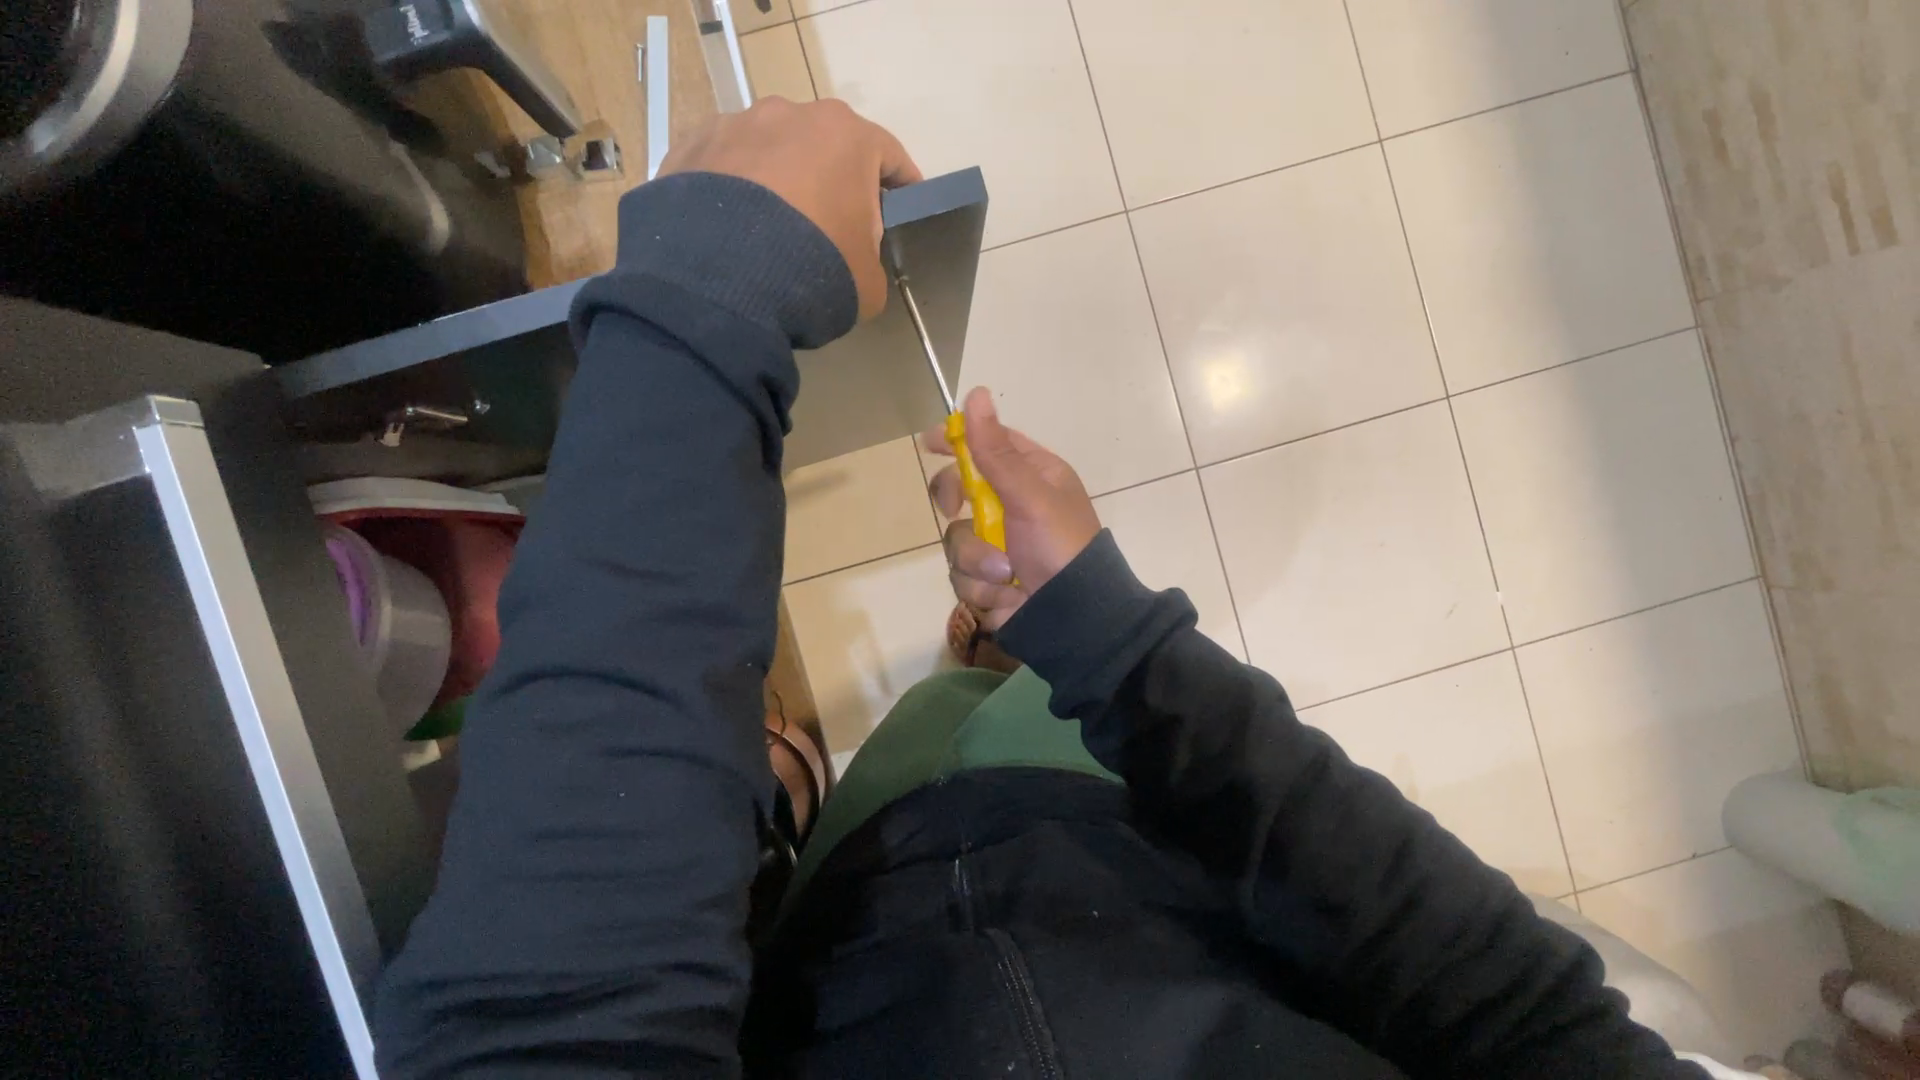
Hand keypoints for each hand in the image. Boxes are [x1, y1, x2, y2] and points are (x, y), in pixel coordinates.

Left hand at [659, 96, 922, 320]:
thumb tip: (854, 259)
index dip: (903, 186)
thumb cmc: (816, 269)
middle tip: (835, 227)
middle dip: (834, 181)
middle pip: (826, 147)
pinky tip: (733, 233)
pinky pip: (726, 169)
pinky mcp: (692, 146)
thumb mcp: (869, 282)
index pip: (890, 156)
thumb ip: (871, 260)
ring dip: (780, 182)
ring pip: (772, 152)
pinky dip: (735, 193)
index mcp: (848, 136)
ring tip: (773, 232)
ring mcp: (736, 124)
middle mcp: (792, 115)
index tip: (906, 208)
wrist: (725, 280)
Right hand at [926, 388, 1100, 630]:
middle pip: (957, 490)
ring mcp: (996, 546)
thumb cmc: (1060, 548)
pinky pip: (961, 576)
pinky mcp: (986, 581)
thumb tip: (977, 393)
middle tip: (956, 508)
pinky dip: (983, 589)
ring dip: (979, 560)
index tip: (931, 443)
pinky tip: (1008, 597)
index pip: (987, 445)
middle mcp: (1011, 507)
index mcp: (1031, 477)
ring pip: (955, 540)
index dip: (957, 441)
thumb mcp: (1030, 496)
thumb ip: (996, 452)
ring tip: (1008, 576)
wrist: (1075, 621)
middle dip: (955, 504)